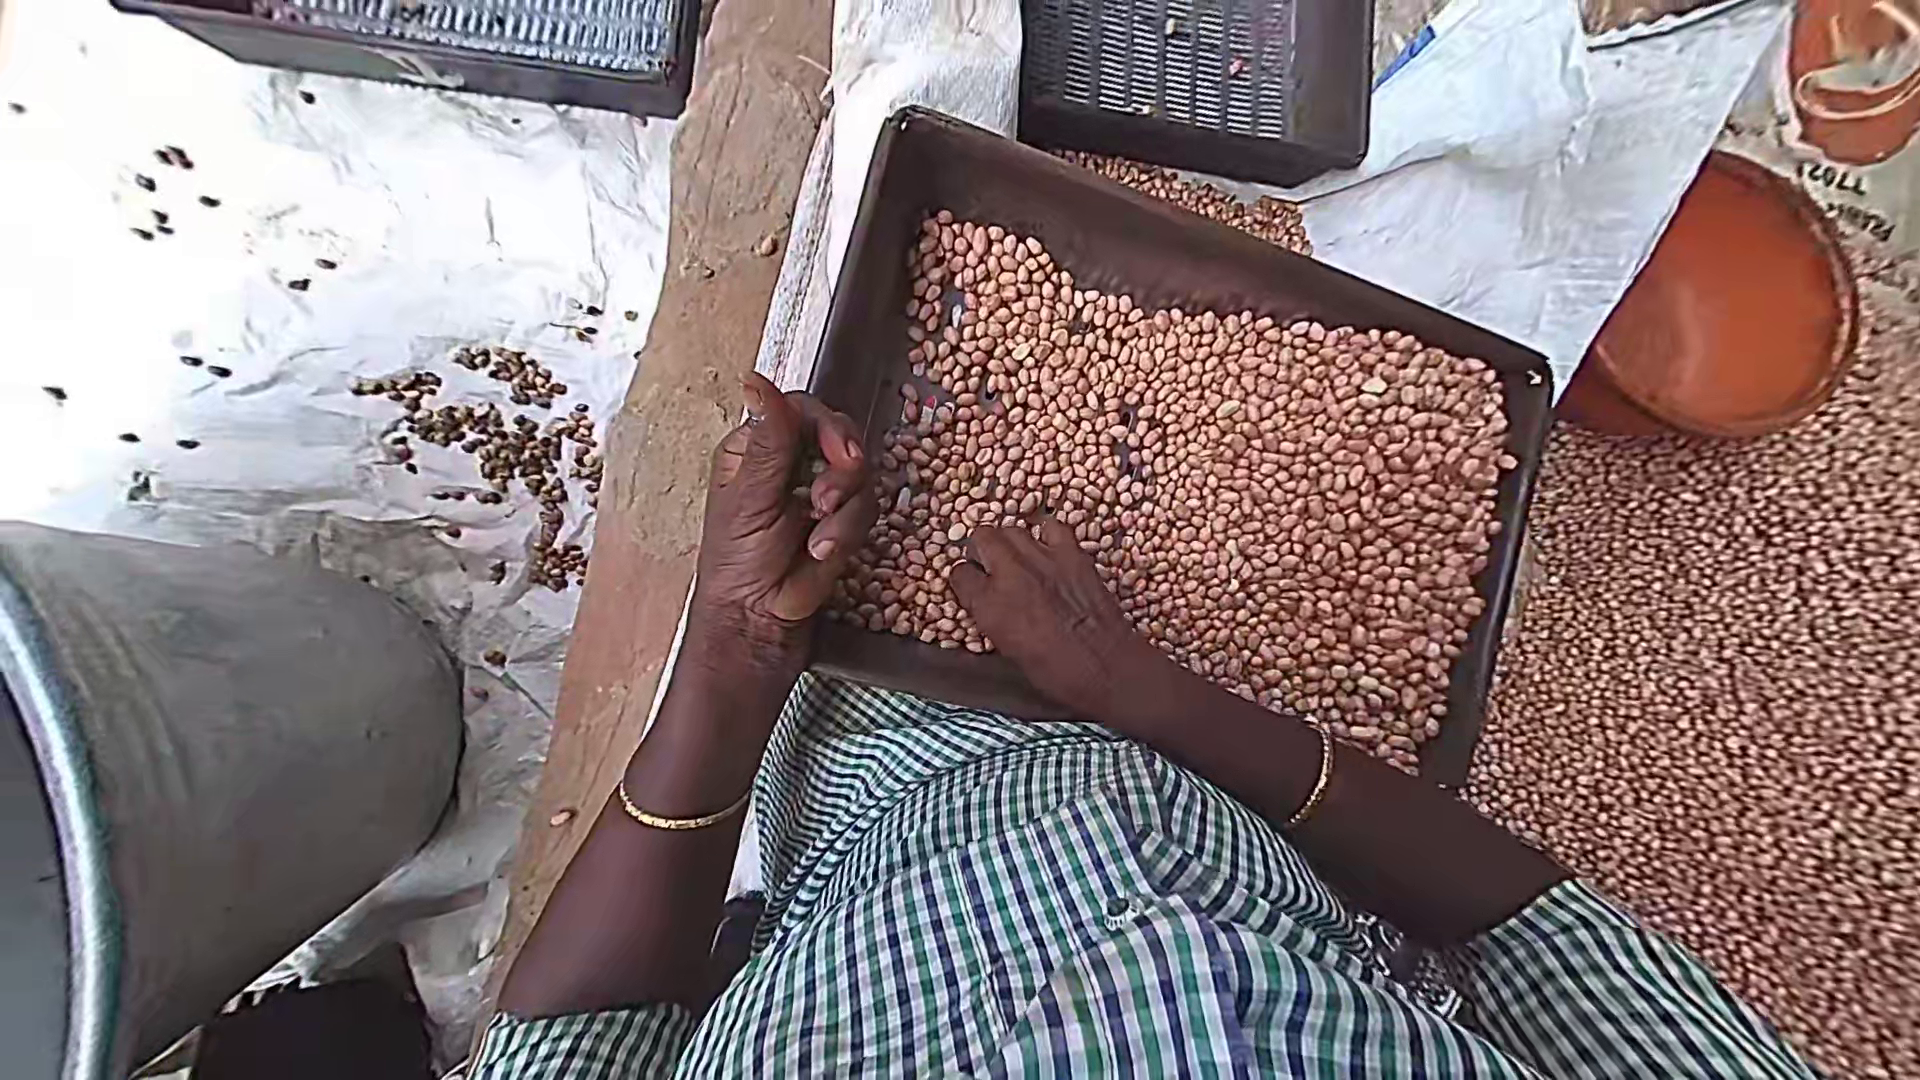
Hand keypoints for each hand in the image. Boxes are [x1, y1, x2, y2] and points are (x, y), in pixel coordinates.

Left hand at [689, 373, 875, 676]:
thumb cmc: (738, 563)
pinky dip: (849, 532)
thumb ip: (767, 442)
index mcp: (759, 448)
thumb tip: (755, 379)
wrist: (759, 622)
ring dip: (845, 512)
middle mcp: (794, 463)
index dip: (829, 426)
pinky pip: (867, 509)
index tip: (841, 452)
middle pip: (843, 438)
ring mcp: (821, 491)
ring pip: (862, 476)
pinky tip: (823, 553)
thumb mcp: (750, 500)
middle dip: (844, 473)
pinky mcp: (843, 520)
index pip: (804, 410)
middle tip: (827, 503)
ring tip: (818, 543)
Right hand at [948, 518, 1166, 721]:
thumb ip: (992, 616)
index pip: (960, 574)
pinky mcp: (1072, 553)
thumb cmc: (1056, 673)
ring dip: (1010, 542)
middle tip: (992, 565)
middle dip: (982, 550)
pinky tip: (1048, 548)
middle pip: (982, 538)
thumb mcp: (1007, 649)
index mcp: (988, 605)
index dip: (966, 579)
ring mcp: (1042, 559)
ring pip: (1012, 529)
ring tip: (1018, 557)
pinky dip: (1046, 535)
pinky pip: (1051, 527)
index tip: (973, 585)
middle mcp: (1009, 574)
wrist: (1106, 667)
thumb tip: (989, 601)